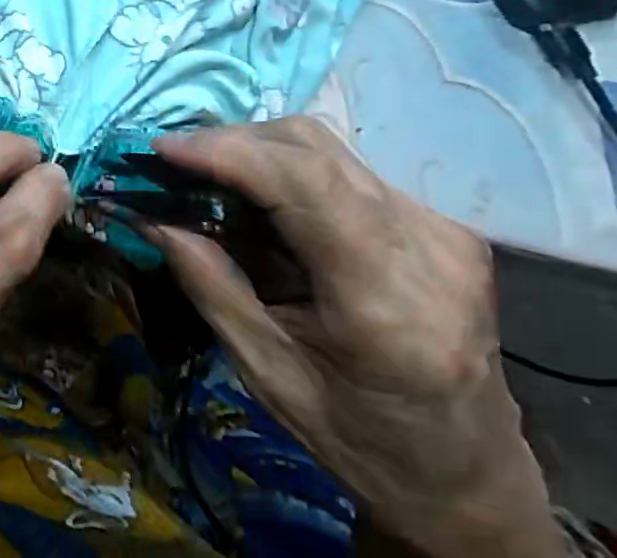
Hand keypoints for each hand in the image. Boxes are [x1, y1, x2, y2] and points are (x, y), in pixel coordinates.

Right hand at [150, 118, 560, 557]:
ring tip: (206, 177)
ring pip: (327, 147)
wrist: (469, 472)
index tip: (160, 148)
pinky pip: (343, 167)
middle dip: (230, 143)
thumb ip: (207, 283)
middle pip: (313, 150)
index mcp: (385, 303)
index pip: (306, 185)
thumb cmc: (358, 437)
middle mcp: (427, 251)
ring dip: (254, 150)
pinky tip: (258, 199)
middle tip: (173, 165)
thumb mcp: (264, 371)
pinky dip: (284, 168)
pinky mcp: (440, 224)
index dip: (228, 151)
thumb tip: (147, 215)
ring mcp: (443, 231)